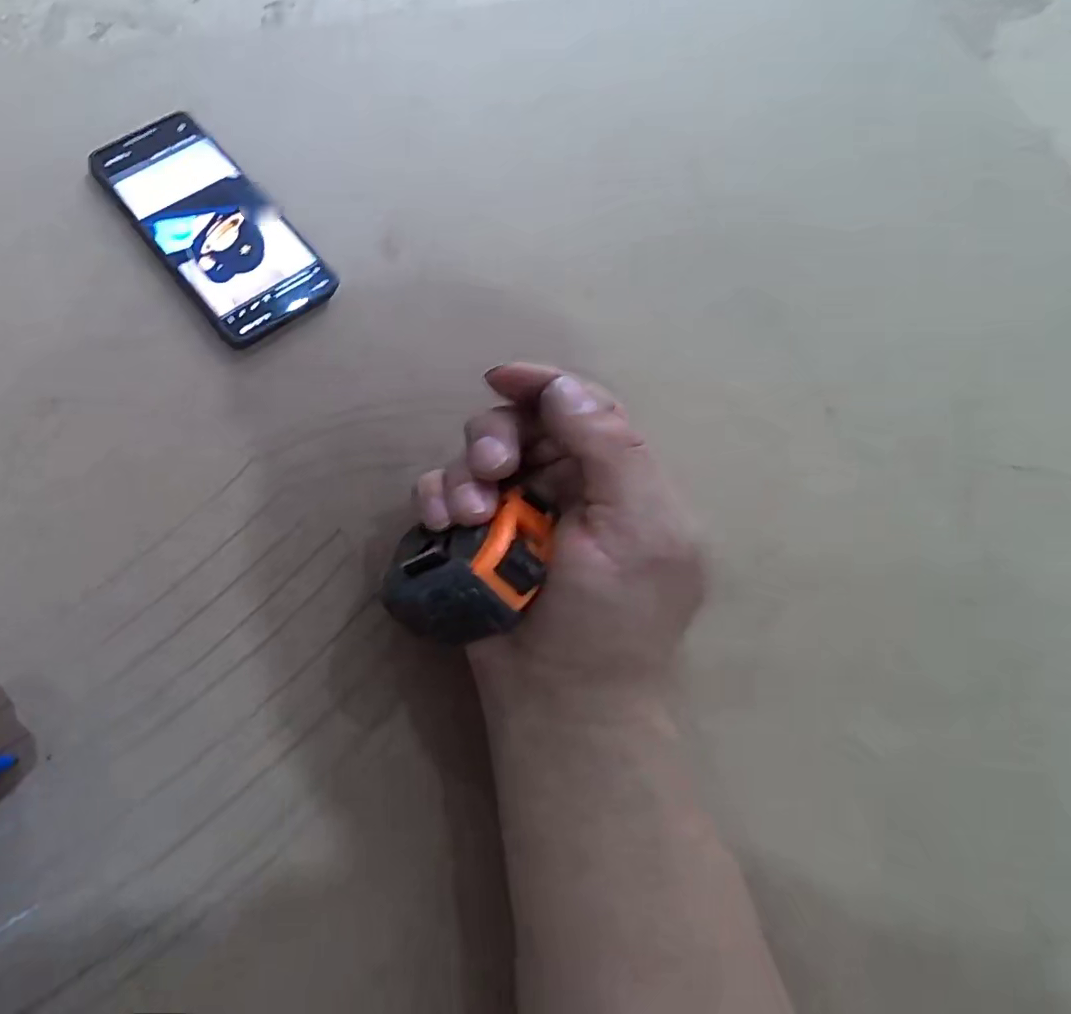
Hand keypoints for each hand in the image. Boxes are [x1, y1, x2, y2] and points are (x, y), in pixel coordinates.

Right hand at [414, 364, 704, 711]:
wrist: (558, 693)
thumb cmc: (612, 618)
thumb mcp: (638, 531)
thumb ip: (609, 451)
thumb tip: (562, 386)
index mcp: (613, 479)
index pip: (578, 409)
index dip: (541, 385)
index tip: (499, 377)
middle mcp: (558, 487)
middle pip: (514, 427)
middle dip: (493, 440)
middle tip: (492, 472)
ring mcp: (506, 514)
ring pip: (468, 460)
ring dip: (460, 476)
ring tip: (464, 517)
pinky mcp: (464, 537)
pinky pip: (437, 496)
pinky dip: (432, 499)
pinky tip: (440, 525)